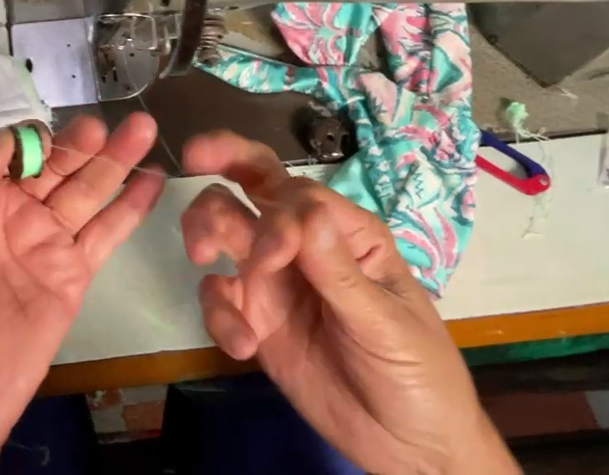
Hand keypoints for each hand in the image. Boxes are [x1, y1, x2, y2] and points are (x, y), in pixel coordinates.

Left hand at [0, 113, 165, 473]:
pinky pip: (107, 234)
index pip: (16, 153)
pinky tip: (153, 180)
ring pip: (88, 192)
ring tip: (144, 130)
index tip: (53, 133)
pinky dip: (130, 207)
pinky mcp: (76, 274)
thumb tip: (10, 135)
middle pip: (58, 167)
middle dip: (87, 142)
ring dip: (116, 162)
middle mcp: (18, 212)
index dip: (38, 138)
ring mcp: (50, 242)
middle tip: (119, 121)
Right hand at [182, 132, 516, 474]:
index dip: (274, 216)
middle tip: (190, 162)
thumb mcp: (385, 323)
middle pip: (252, 182)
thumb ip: (337, 270)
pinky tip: (243, 347)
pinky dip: (218, 315)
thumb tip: (303, 211)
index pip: (295, 195)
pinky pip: (217, 295)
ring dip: (205, 231)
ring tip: (204, 262)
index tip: (269, 259)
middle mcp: (301, 243)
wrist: (409, 449)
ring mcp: (272, 277)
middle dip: (220, 162)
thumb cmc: (417, 372)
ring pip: (222, 226)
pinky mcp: (253, 317)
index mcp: (342, 232)